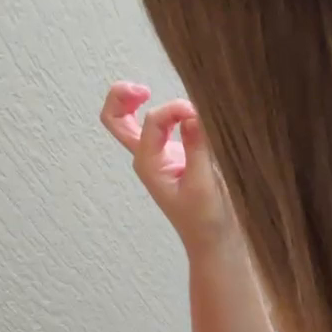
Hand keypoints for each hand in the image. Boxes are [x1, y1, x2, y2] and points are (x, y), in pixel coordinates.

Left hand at [101, 82, 233, 250]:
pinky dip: (167, 115)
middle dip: (122, 98)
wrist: (215, 242)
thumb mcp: (204, 183)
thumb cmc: (208, 220)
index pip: (153, 121)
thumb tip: (192, 114)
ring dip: (142, 104)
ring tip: (165, 96)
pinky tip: (187, 114)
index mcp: (149, 164)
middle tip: (142, 89)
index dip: (176, 109)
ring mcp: (159, 158)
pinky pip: (160, 129)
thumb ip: (197, 147)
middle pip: (116, 120)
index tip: (199, 114)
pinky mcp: (175, 159)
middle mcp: (148, 158)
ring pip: (134, 122)